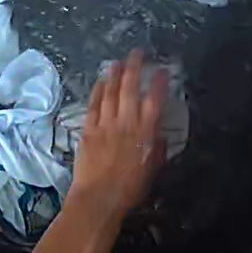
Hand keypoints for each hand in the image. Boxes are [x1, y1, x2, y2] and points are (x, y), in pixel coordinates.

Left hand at [69, 50, 169, 220]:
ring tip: (119, 61)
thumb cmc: (129, 189)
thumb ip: (156, 148)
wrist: (98, 199)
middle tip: (137, 53)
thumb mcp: (152, 169)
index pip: (155, 101)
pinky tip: (101, 81)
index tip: (163, 70)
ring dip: (115, 74)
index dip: (160, 83)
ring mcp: (105, 124)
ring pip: (111, 92)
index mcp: (145, 133)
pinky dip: (98, 90)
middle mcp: (126, 123)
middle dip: (135, 67)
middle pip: (131, 88)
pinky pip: (94, 104)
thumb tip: (158, 133)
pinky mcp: (89, 129)